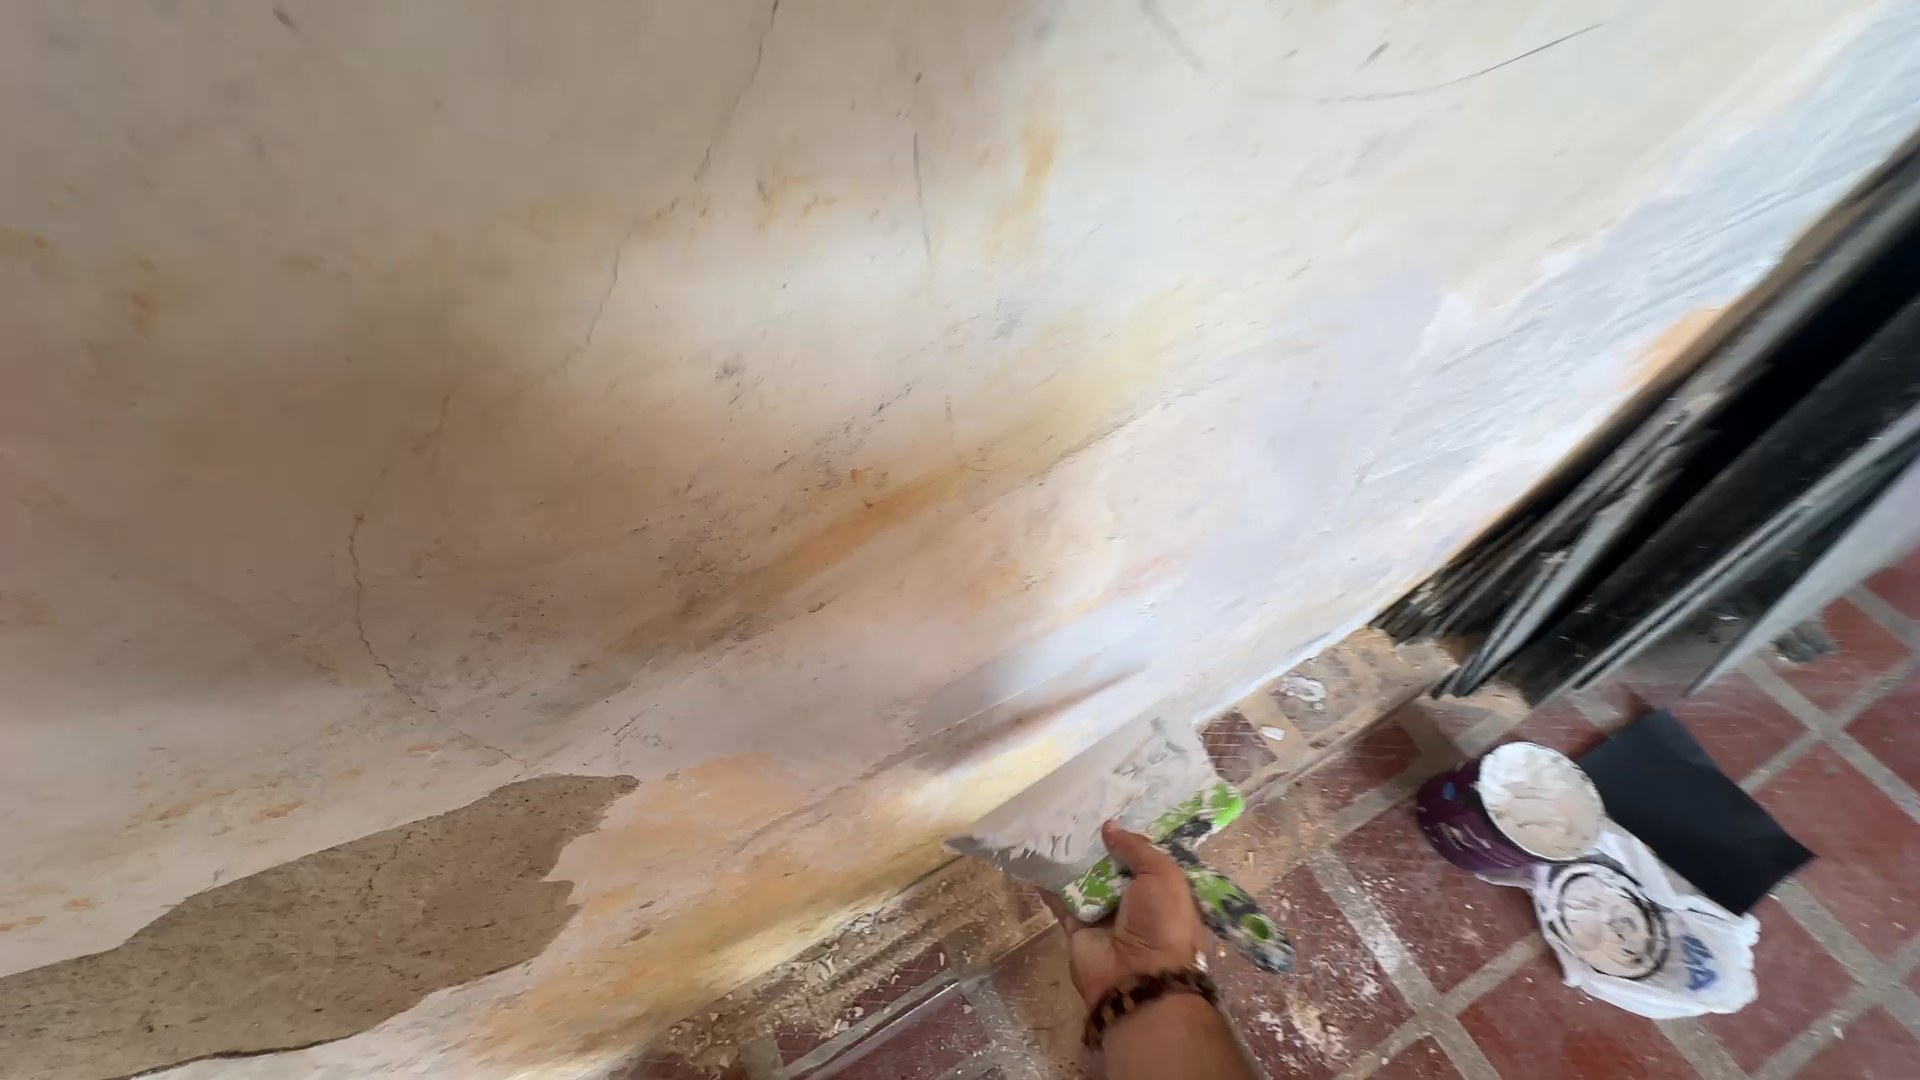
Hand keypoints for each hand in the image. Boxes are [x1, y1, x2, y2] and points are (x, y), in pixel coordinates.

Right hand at [1042, 820, 1209, 1007]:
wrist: (1138, 979)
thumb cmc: (1161, 923)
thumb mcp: (1163, 877)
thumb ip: (1136, 848)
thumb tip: (1109, 827)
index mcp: (1160, 891)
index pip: (1143, 857)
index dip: (1128, 835)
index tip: (1108, 809)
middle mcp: (1132, 901)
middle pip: (1110, 865)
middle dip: (1096, 843)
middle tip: (1075, 811)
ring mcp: (1103, 914)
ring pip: (1084, 878)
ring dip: (1071, 858)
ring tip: (1052, 826)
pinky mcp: (1077, 926)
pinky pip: (1060, 899)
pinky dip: (1048, 883)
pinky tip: (1035, 859)